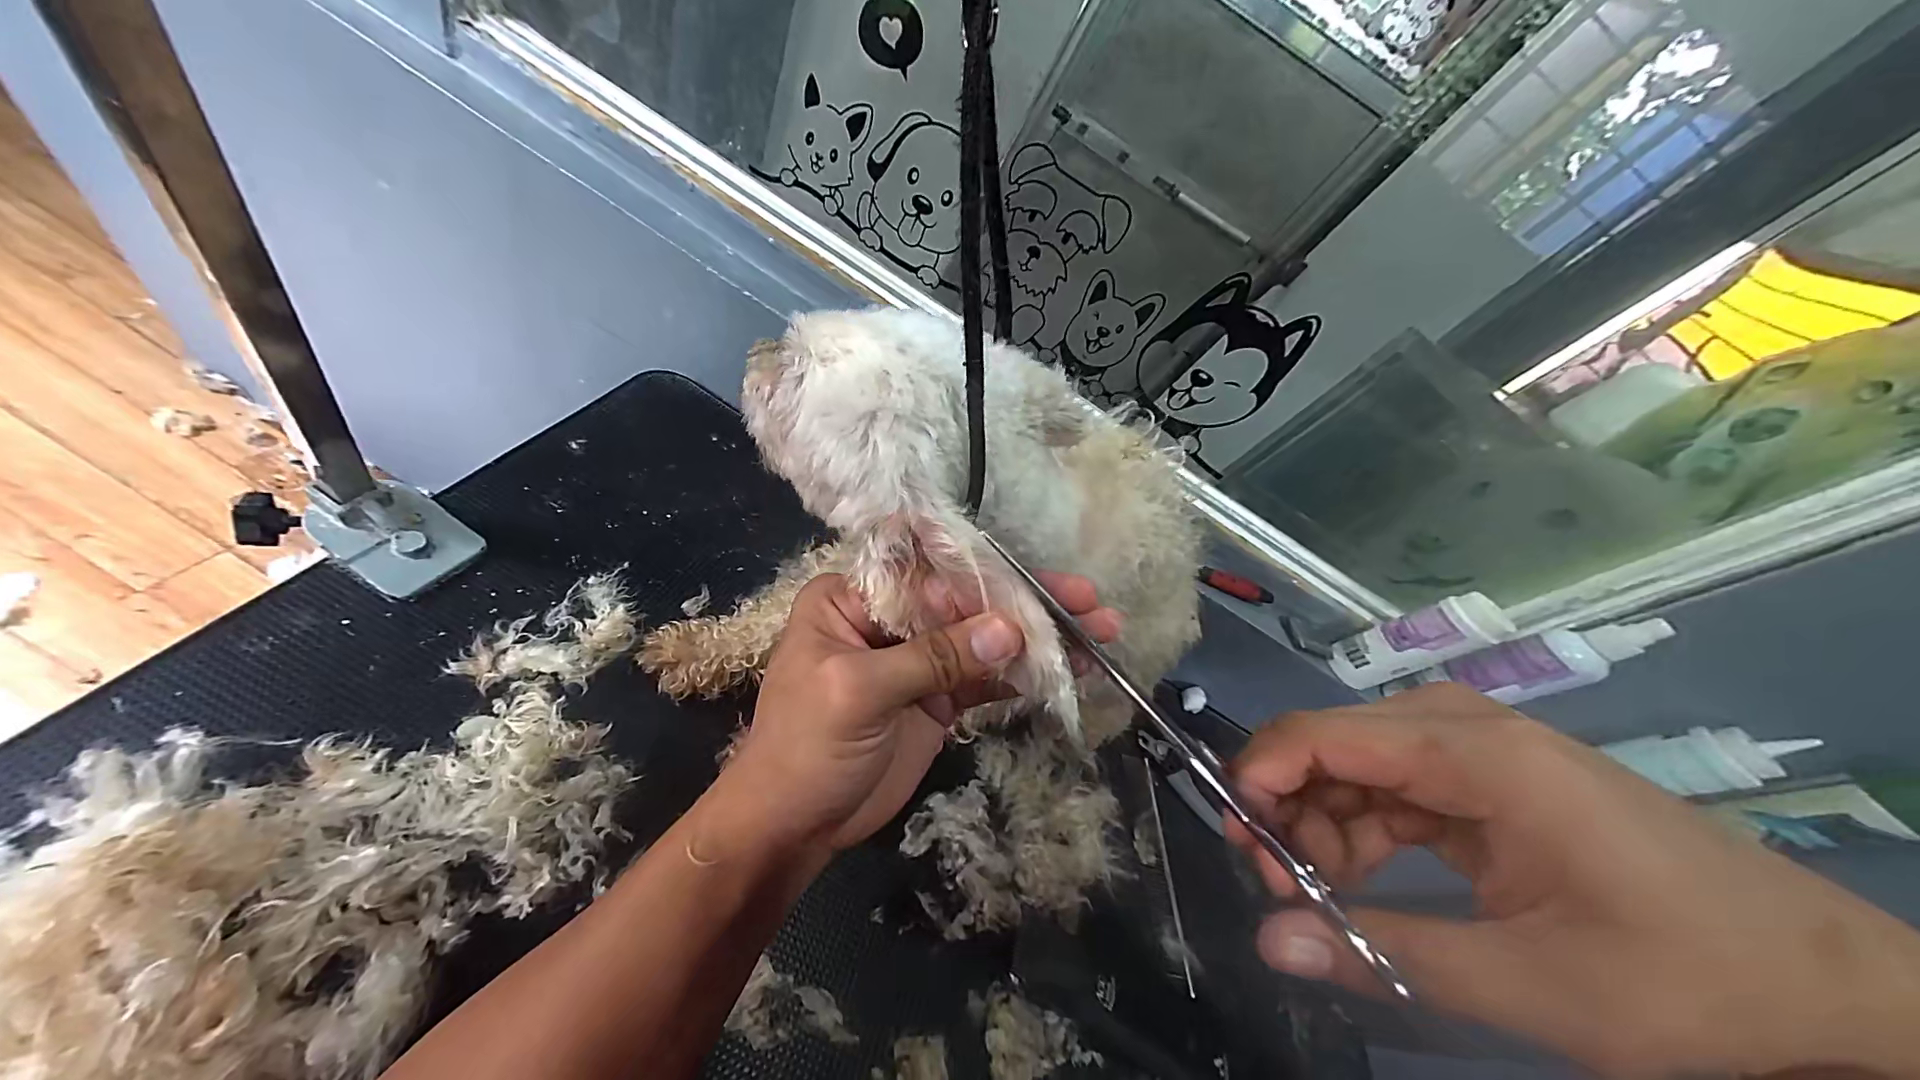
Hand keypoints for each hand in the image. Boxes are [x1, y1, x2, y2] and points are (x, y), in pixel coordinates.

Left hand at [719, 572, 1119, 856]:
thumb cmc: (805, 748)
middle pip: (965, 600)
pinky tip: (1071, 669)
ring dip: (1039, 638)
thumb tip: (1009, 631)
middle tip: (1089, 601)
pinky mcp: (939, 698)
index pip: (925, 571)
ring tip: (1100, 633)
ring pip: (984, 638)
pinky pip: (988, 679)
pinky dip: (1026, 676)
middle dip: (1026, 601)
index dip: (982, 577)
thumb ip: (933, 658)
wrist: (795, 827)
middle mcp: (889, 619)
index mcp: (853, 599)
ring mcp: (918, 659)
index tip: (1037, 588)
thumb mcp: (858, 693)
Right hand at [1228, 683, 1919, 1077]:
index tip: (1241, 843)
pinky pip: (1387, 786)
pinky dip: (1359, 830)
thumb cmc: (1692, 979)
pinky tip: (1361, 878)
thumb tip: (1269, 942)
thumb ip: (1386, 954)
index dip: (1263, 777)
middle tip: (1283, 887)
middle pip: (1330, 745)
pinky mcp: (1482, 775)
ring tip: (1324, 893)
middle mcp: (1462, 727)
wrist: (1840, 989)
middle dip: (1289, 810)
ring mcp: (1474, 747)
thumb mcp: (1534, 985)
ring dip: (1321, 826)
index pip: (1323, 734)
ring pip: (1351, 766)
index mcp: (1476, 754)